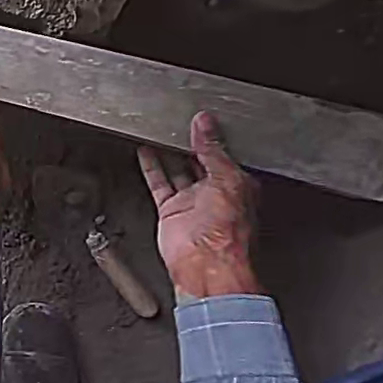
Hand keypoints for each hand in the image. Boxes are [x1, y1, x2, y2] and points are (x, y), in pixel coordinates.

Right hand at [138, 112, 262, 299]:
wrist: (206, 264)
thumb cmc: (227, 233)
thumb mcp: (226, 179)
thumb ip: (212, 150)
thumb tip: (205, 124)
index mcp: (236, 185)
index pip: (223, 153)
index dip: (211, 136)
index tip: (199, 118)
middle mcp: (214, 193)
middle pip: (199, 160)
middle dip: (189, 142)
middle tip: (178, 121)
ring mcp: (191, 202)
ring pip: (177, 170)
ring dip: (168, 152)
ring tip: (159, 132)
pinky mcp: (171, 211)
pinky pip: (159, 184)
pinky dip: (151, 168)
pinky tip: (146, 153)